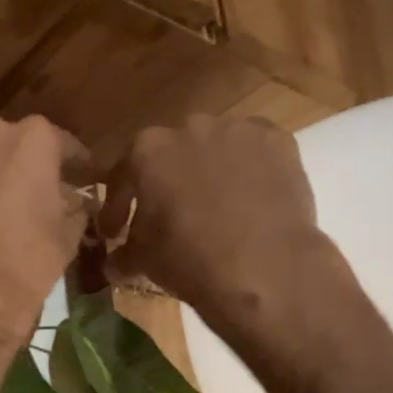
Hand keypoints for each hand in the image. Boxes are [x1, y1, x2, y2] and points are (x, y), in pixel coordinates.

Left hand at [0, 115, 90, 339]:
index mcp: (34, 137)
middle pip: (18, 147)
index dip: (75, 166)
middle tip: (43, 194)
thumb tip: (76, 200)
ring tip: (8, 207)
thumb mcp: (69, 231)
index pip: (64, 144)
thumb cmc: (30, 259)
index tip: (83, 179)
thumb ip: (76, 204)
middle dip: (31, 167)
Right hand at [99, 114, 331, 320]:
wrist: (263, 265)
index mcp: (147, 150)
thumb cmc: (189, 258)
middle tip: (168, 216)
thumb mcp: (143, 260)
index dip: (116, 206)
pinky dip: (247, 170)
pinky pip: (253, 152)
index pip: (121, 174)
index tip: (115, 232)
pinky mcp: (278, 141)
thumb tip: (113, 263)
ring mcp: (238, 129)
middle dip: (165, 182)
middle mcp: (190, 127)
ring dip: (208, 172)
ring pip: (214, 148)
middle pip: (171, 154)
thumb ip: (123, 253)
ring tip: (213, 207)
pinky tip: (249, 199)